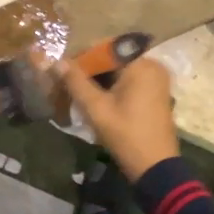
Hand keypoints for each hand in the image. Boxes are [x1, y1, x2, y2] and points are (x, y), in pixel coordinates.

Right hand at [54, 54, 178, 180]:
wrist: (155, 165)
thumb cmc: (125, 135)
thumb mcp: (96, 109)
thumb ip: (76, 83)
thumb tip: (56, 62)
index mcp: (140, 64)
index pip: (105, 47)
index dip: (82, 56)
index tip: (64, 71)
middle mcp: (152, 65)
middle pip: (114, 58)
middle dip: (91, 69)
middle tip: (69, 84)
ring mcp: (157, 79)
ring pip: (121, 70)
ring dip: (100, 79)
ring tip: (80, 93)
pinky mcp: (157, 92)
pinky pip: (131, 80)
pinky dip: (114, 86)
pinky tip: (98, 100)